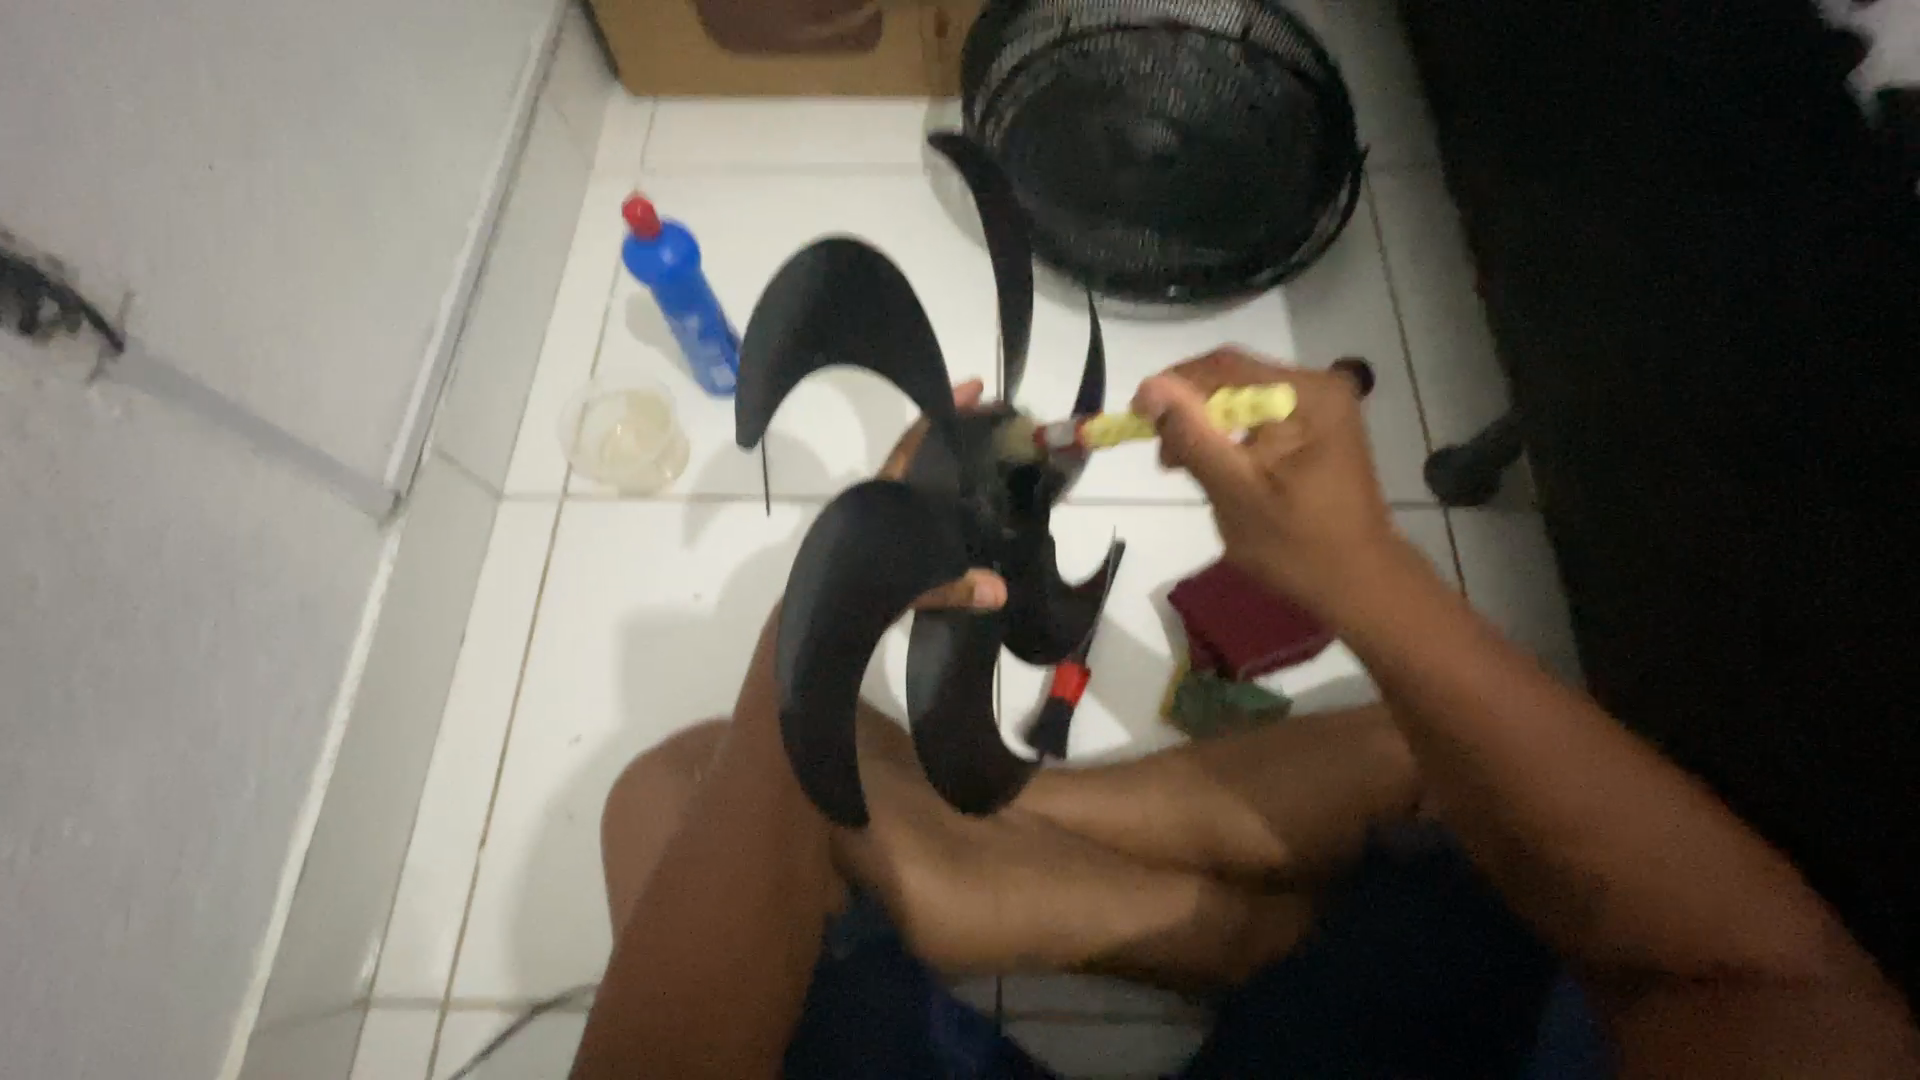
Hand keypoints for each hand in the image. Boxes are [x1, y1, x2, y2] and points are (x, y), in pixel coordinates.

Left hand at [880, 378, 1006, 611]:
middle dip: (964, 433)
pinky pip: (933, 504)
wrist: (827, 609)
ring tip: (1003, 454)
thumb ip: (952, 588)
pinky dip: (956, 496)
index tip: (975, 387)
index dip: (946, 412)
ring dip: (962, 463)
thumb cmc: (858, 586)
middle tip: (1006, 421)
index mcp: (890, 492)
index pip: (918, 439)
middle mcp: (893, 495)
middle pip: (930, 451)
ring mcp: (895, 513)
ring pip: (932, 476)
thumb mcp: (906, 585)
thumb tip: (999, 591)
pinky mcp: (899, 533)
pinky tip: (982, 501)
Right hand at [1134, 349, 1407, 616]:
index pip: (1223, 367)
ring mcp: (1320, 406)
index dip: (1171, 385)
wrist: (1357, 584)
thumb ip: (1192, 435)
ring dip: (1203, 425)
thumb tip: (1148, 388)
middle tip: (1164, 457)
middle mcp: (1318, 386)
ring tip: (1181, 465)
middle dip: (1188, 410)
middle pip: (1232, 378)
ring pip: (1240, 397)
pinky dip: (1227, 436)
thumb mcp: (1235, 491)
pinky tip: (1213, 464)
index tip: (1137, 418)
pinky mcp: (1315, 427)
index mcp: (1307, 395)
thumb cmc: (1296, 545)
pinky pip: (1257, 416)